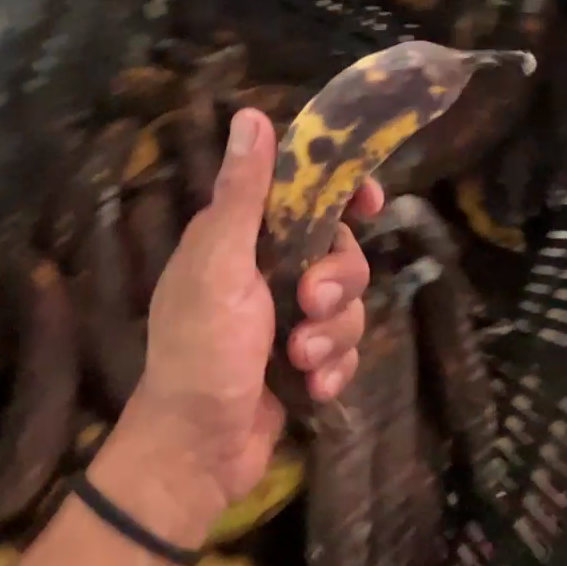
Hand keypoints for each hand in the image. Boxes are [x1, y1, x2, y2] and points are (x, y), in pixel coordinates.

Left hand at [102, 109, 379, 527]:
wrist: (196, 451)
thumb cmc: (200, 349)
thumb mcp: (219, 264)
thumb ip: (242, 195)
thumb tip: (251, 114)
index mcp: (241, 236)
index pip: (301, 191)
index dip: (340, 190)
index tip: (370, 202)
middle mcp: (266, 267)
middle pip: (339, 248)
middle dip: (337, 280)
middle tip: (310, 304)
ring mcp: (286, 315)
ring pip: (348, 302)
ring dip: (332, 333)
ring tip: (300, 361)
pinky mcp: (303, 359)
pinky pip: (343, 347)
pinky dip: (331, 368)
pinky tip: (310, 390)